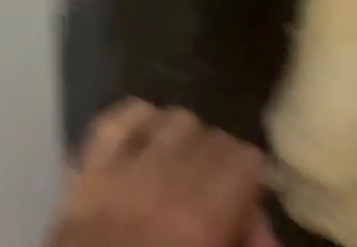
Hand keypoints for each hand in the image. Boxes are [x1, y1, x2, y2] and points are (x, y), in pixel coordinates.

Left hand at [48, 99, 278, 246]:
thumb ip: (246, 243)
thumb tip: (267, 237)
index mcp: (205, 217)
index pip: (250, 160)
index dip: (253, 183)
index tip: (245, 207)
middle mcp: (172, 181)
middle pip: (219, 138)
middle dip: (224, 164)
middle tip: (215, 197)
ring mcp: (127, 173)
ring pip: (178, 121)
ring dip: (188, 141)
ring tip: (182, 170)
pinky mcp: (88, 176)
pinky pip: (117, 122)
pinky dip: (136, 122)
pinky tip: (146, 143)